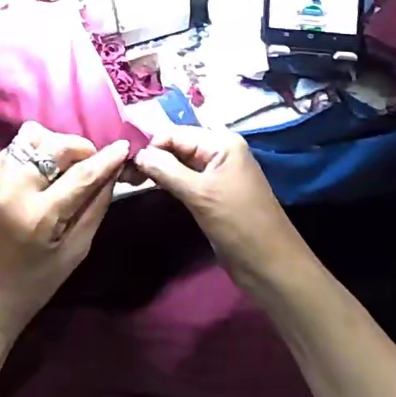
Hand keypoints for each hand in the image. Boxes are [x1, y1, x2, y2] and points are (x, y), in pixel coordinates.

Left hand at [0, 122, 130, 338]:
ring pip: (33, 136)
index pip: (80, 174)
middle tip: (88, 163)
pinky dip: (34, 153)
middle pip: (55, 145)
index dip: (106, 158)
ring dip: (54, 146)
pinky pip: (17, 147)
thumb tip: (115, 167)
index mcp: (37, 216)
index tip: (124, 147)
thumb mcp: (78, 248)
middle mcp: (11, 191)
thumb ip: (98, 203)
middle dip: (79, 148)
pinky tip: (39, 173)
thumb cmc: (39, 279)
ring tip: (61, 167)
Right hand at [131, 125, 303, 282]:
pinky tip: (152, 187)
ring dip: (160, 169)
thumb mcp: (200, 195)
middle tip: (125, 173)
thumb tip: (138, 153)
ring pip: (181, 163)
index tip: (125, 162)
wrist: (270, 264)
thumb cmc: (238, 224)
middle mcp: (220, 151)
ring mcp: (218, 172)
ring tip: (132, 180)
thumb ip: (167, 170)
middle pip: (179, 145)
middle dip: (154, 156)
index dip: (151, 144)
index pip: (177, 133)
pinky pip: (188, 179)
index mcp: (222, 142)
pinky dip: (171, 181)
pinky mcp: (215, 192)